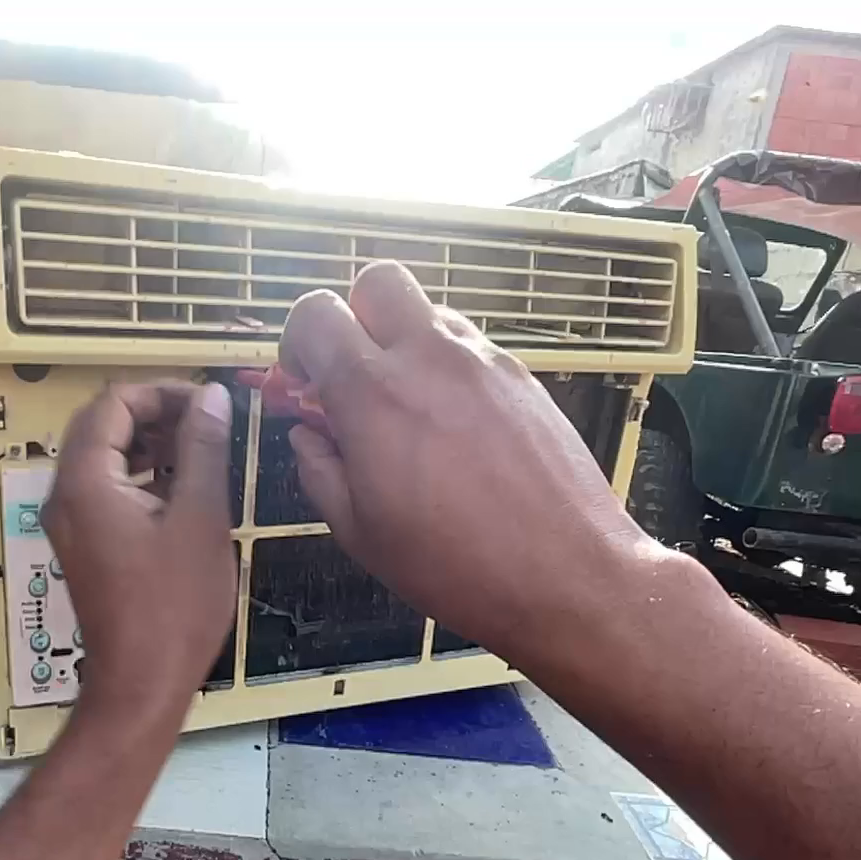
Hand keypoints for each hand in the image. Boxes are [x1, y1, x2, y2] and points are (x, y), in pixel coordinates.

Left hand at [44, 382, 236, 705]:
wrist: (143, 682)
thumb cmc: (175, 604)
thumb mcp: (200, 518)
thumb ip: (203, 449)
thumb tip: (212, 395)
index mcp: (85, 482)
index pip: (113, 403)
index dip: (163, 392)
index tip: (209, 404)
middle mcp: (65, 496)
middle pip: (102, 426)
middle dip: (157, 415)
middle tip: (209, 424)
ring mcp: (71, 522)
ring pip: (105, 458)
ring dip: (152, 445)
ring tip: (203, 452)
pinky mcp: (86, 544)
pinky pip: (108, 490)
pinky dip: (143, 477)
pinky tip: (185, 488)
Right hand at [279, 261, 691, 672]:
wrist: (564, 576)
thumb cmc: (452, 564)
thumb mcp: (358, 532)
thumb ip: (319, 470)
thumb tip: (309, 437)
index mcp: (373, 394)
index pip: (316, 313)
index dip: (296, 341)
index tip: (303, 382)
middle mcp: (429, 358)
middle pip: (377, 281)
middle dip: (352, 317)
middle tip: (353, 376)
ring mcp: (483, 361)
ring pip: (427, 310)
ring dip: (401, 342)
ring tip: (407, 407)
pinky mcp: (522, 376)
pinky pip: (469, 346)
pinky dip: (445, 366)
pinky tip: (453, 426)